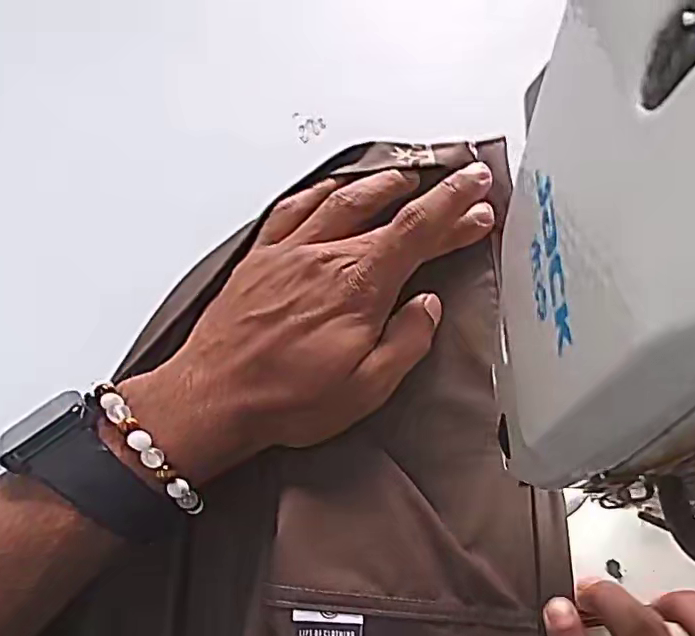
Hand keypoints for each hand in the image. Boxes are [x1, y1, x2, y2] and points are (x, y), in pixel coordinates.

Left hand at [118, 161, 497, 482]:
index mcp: (358, 287)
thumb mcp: (366, 388)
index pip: (418, 232)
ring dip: (382, 184)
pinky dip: (322, 190)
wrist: (216, 397)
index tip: (478, 197)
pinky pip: (294, 208)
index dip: (454, 210)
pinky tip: (333, 189)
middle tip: (461, 188)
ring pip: (344, 199)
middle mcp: (325, 257)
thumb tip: (427, 307)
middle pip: (390, 213)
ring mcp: (290, 252)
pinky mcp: (260, 260)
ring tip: (407, 177)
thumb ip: (406, 343)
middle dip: (433, 199)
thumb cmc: (286, 399)